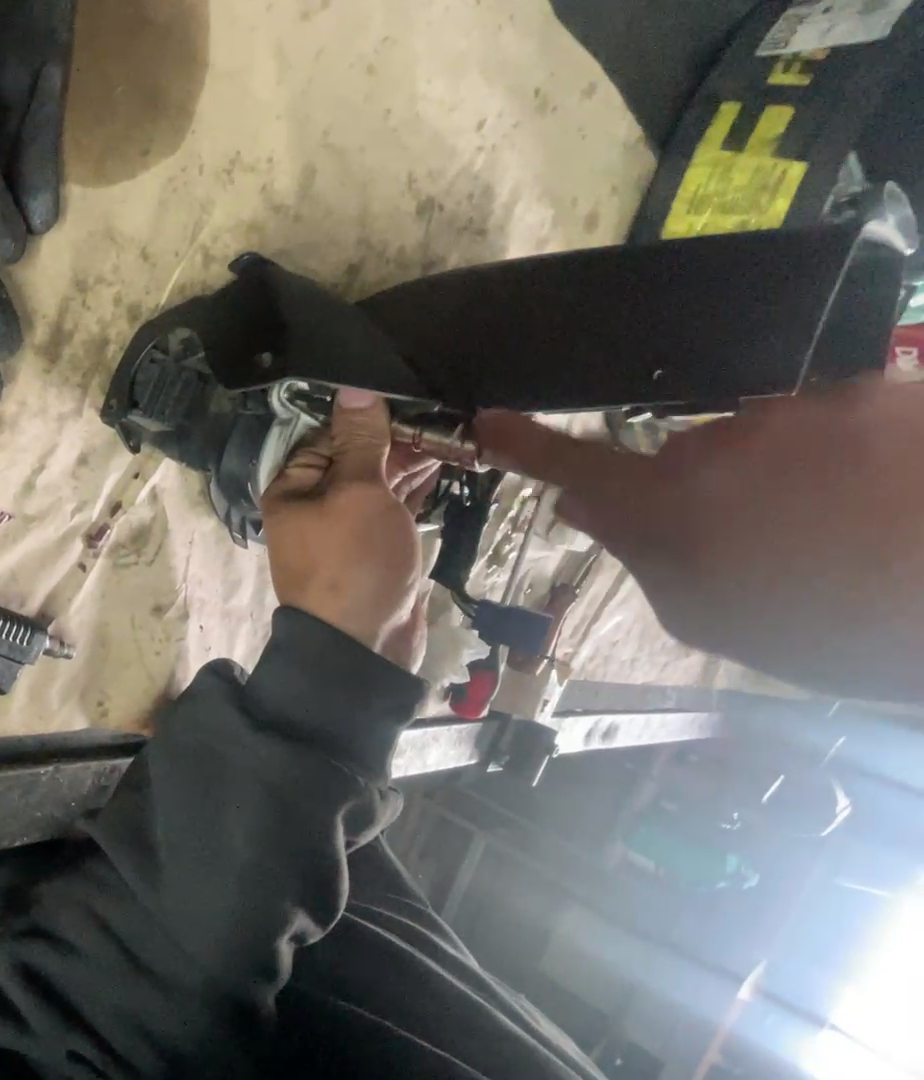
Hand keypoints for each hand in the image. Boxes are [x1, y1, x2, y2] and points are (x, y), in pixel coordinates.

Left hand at [262, 388, 439, 668]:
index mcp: (291, 488)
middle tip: (446, 413)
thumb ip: (361, 442)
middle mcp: (311, 503)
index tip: (410, 392)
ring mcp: (343, 526)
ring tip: (456, 433)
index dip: (367, 415)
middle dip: (395, 437)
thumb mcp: (357, 493)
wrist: (363, 644)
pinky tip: (445, 464)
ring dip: (411, 460)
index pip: (328, 435)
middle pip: (354, 456)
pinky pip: (391, 506)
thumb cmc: (353, 562)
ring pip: (376, 481)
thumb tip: (355, 389)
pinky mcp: (372, 546)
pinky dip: (414, 487)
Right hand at [476, 379, 923, 700]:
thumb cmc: (853, 630)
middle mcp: (729, 440)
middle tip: (764, 546)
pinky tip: (886, 497)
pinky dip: (844, 454)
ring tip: (851, 526)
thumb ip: (642, 558)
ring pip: (757, 436)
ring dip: (779, 473)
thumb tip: (585, 505)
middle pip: (679, 457)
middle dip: (697, 492)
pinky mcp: (885, 389)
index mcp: (677, 505)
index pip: (576, 465)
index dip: (526, 446)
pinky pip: (829, 415)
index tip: (488, 421)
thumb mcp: (721, 618)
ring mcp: (814, 406)